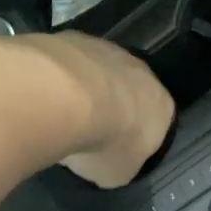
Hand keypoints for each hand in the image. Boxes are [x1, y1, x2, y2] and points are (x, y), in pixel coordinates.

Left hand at [28, 32, 175, 188]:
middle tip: (91, 134)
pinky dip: (63, 79)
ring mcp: (108, 49)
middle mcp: (142, 72)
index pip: (157, 125)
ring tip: (64, 117)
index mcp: (162, 107)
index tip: (117, 152)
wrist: (67, 96)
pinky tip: (48, 97)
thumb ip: (122, 164)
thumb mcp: (118, 174)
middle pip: (130, 94)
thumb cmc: (105, 143)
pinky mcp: (75, 36)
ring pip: (101, 74)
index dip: (137, 139)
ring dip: (88, 92)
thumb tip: (110, 160)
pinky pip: (73, 64)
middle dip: (114, 111)